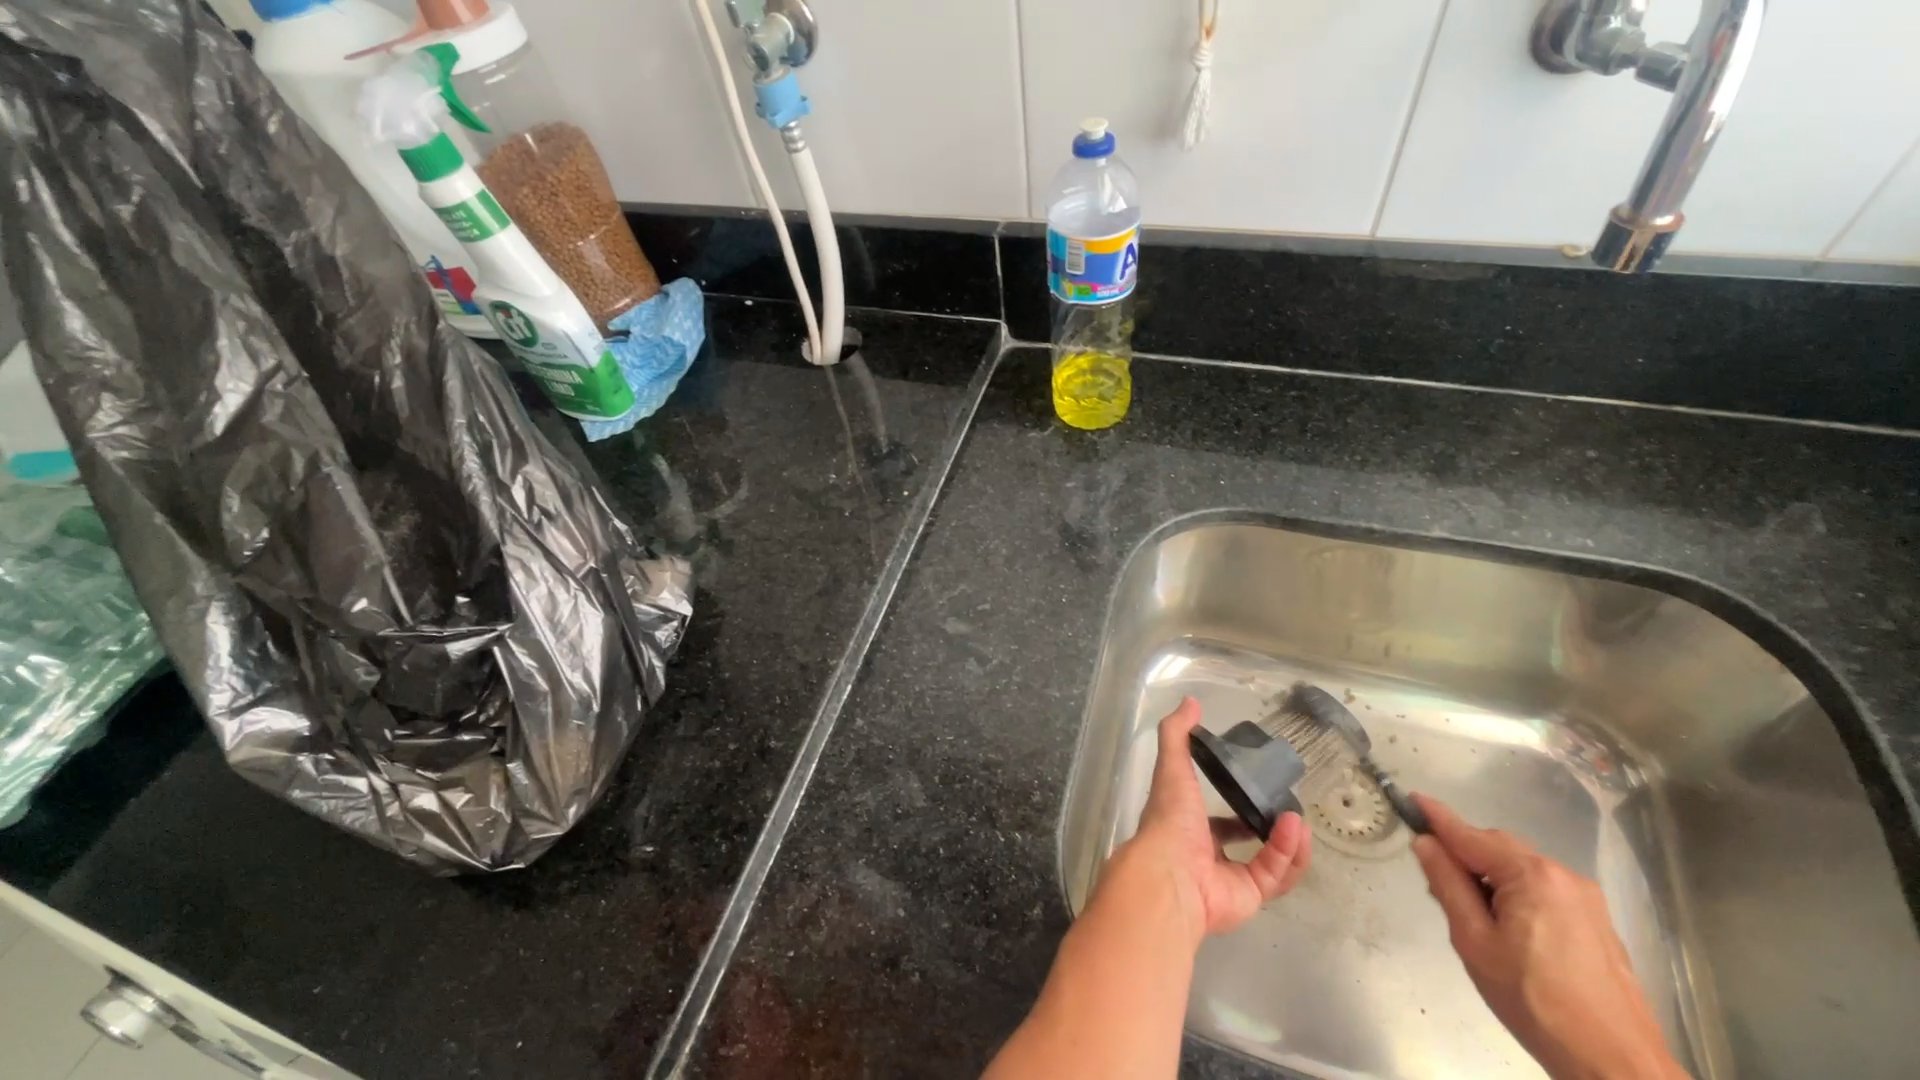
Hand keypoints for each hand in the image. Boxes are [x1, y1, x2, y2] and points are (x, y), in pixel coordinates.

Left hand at [1110, 697, 1311, 943]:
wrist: (1169, 875)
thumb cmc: (1168, 820)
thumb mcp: (1172, 767)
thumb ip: (1178, 734)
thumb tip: (1190, 701)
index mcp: (1187, 828)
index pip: (1216, 820)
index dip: (1236, 805)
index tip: (1257, 790)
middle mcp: (1207, 855)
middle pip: (1246, 843)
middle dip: (1271, 827)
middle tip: (1291, 810)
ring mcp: (1229, 879)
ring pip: (1270, 862)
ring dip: (1289, 840)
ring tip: (1299, 819)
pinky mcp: (1250, 897)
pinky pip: (1277, 876)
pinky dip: (1289, 854)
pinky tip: (1296, 830)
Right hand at [1411, 795, 1687, 1079]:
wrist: (1613, 1060)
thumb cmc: (1532, 1000)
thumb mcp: (1474, 942)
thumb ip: (1448, 886)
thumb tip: (1426, 844)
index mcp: (1531, 876)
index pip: (1471, 836)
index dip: (1437, 818)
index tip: (1412, 799)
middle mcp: (1563, 875)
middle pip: (1499, 848)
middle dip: (1465, 854)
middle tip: (1436, 883)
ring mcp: (1586, 898)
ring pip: (1522, 869)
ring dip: (1492, 877)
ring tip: (1474, 918)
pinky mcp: (1597, 921)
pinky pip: (1545, 890)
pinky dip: (1517, 893)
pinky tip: (1510, 930)